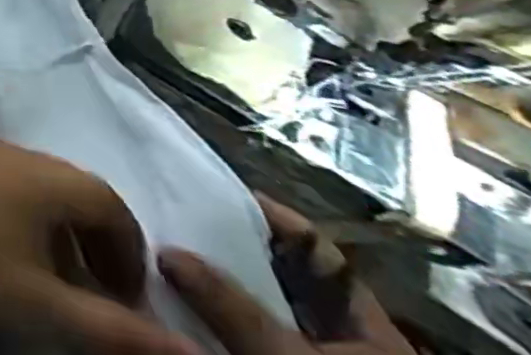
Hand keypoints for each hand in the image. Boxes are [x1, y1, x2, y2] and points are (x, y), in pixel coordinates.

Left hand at [0, 133, 194, 354]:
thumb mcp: (41, 305)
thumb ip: (117, 330)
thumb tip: (190, 351)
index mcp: (44, 175)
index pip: (111, 204)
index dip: (129, 254)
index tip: (127, 302)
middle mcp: (13, 149)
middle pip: (73, 190)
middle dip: (94, 243)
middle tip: (94, 296)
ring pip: (35, 185)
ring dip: (54, 230)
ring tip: (48, 280)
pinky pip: (1, 180)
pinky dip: (19, 213)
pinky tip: (0, 250)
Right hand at [159, 197, 415, 354]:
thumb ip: (232, 307)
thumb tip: (168, 250)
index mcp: (367, 326)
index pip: (316, 249)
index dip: (269, 216)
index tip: (214, 191)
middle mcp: (340, 339)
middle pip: (279, 278)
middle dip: (228, 251)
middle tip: (173, 224)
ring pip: (257, 311)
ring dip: (214, 290)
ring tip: (163, 261)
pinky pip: (241, 339)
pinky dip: (213, 324)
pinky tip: (175, 313)